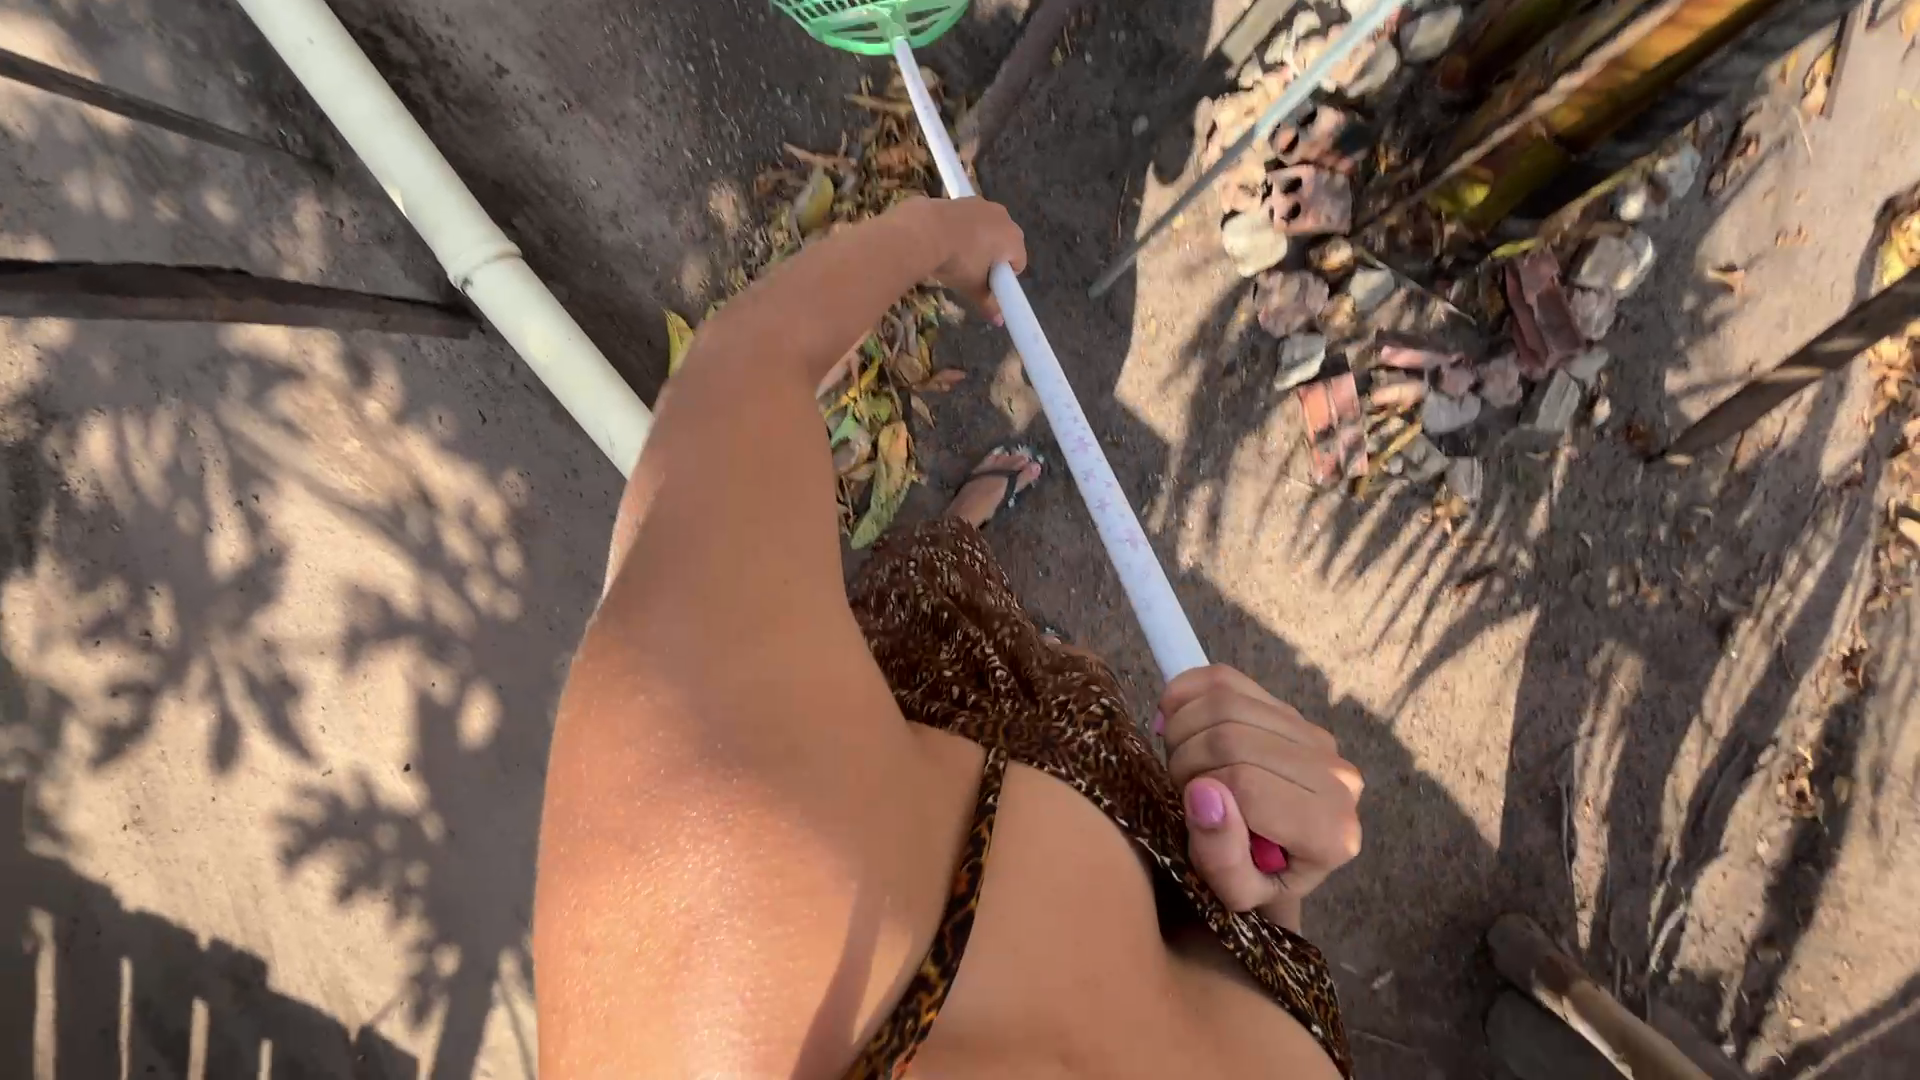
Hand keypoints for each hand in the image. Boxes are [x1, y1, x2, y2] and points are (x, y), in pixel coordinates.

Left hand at [896, 196, 1026, 323]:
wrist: (924, 231)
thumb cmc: (957, 262)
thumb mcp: (973, 288)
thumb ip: (989, 304)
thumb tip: (998, 322)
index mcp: (1013, 239)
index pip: (1018, 263)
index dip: (1004, 278)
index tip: (988, 285)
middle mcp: (1004, 217)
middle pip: (1004, 244)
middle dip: (992, 258)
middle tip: (973, 273)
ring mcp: (982, 204)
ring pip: (987, 229)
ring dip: (978, 243)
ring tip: (957, 257)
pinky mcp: (962, 199)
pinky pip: (969, 220)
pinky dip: (963, 230)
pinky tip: (947, 240)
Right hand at [1156, 665, 1361, 930]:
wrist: (1277, 855)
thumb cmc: (1256, 877)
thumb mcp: (1236, 892)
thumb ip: (1222, 858)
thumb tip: (1204, 793)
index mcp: (1329, 831)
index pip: (1247, 784)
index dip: (1199, 790)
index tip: (1186, 806)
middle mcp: (1335, 776)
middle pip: (1231, 737)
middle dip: (1185, 758)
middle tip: (1176, 783)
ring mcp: (1313, 735)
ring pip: (1224, 701)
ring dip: (1181, 727)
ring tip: (1179, 758)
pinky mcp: (1287, 707)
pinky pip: (1223, 678)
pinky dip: (1184, 692)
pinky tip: (1174, 721)